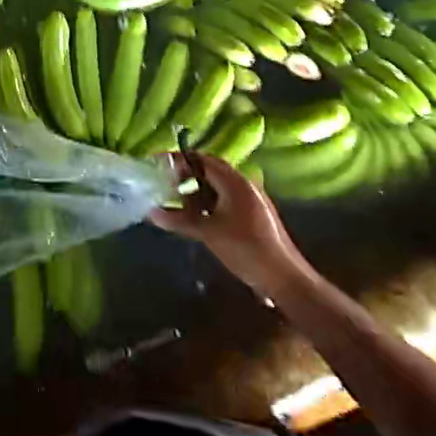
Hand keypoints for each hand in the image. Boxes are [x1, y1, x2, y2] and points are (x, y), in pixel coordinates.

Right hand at [149, 152, 311, 297]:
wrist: (282, 275)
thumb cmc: (245, 248)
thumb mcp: (209, 233)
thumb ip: (180, 220)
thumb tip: (152, 212)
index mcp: (235, 180)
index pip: (203, 160)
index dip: (180, 160)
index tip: (159, 165)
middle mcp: (244, 184)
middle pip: (210, 172)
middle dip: (186, 178)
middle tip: (163, 187)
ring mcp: (250, 199)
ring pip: (217, 189)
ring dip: (196, 194)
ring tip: (176, 207)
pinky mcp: (253, 215)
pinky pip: (225, 202)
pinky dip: (208, 206)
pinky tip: (196, 221)